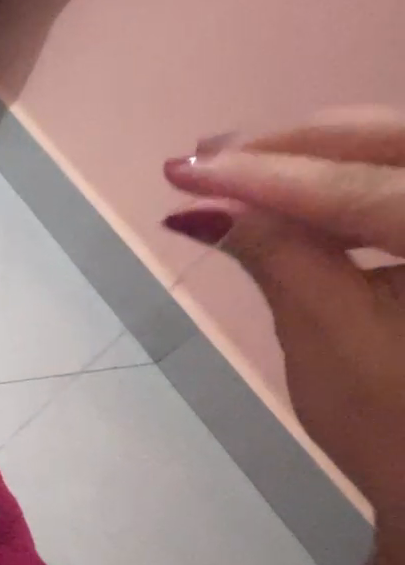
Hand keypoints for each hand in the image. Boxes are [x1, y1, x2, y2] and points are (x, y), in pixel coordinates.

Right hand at [162, 107, 404, 527]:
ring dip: (323, 153)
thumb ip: (277, 256)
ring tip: (236, 164)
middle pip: (403, 145)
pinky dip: (354, 177)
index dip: (266, 176)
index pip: (364, 190)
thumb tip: (200, 209)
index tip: (181, 171)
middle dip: (300, 145)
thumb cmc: (394, 419)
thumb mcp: (330, 336)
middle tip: (203, 156)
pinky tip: (298, 186)